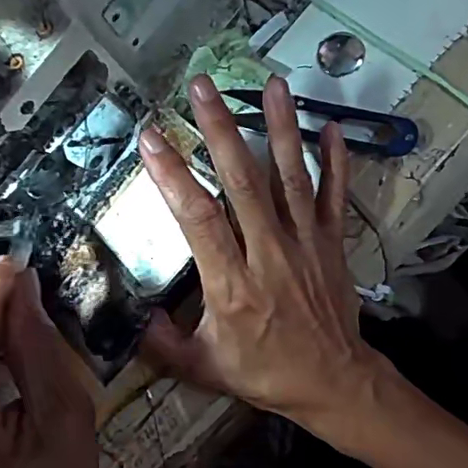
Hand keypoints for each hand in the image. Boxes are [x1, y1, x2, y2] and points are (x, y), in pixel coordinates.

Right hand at [138, 73, 390, 428]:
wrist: (336, 384)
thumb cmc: (266, 373)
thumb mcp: (203, 367)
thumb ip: (162, 343)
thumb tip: (132, 314)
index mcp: (232, 284)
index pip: (199, 219)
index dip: (174, 176)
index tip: (152, 138)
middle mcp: (269, 253)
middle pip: (243, 182)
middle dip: (220, 130)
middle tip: (202, 87)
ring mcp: (306, 242)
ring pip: (291, 178)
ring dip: (280, 128)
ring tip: (271, 84)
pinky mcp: (332, 242)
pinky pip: (335, 196)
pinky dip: (334, 160)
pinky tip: (329, 125)